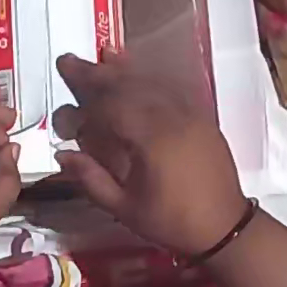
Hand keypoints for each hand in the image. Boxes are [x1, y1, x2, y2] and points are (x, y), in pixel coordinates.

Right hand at [51, 53, 247, 254]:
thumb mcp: (125, 208)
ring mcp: (190, 115)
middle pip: (128, 86)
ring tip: (102, 57)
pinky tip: (139, 73)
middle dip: (96, 74)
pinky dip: (152, 79)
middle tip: (68, 62)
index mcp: (151, 140)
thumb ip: (92, 179)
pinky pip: (172, 89)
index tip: (62, 108)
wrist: (225, 229)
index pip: (109, 107)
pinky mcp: (202, 118)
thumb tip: (62, 154)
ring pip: (152, 82)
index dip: (82, 103)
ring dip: (124, 70)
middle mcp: (172, 118)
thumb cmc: (171, 222)